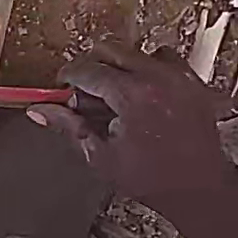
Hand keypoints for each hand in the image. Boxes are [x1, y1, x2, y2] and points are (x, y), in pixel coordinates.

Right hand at [28, 41, 234, 209]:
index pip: (87, 70)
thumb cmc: (151, 178)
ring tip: (114, 98)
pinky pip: (162, 59)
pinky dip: (146, 69)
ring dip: (118, 67)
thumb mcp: (100, 156)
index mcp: (131, 95)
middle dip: (91, 68)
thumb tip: (39, 111)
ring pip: (134, 52)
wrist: (198, 188)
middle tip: (84, 94)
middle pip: (109, 49)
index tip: (61, 87)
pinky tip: (141, 95)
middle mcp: (156, 77)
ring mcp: (178, 76)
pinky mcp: (192, 81)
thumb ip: (69, 126)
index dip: (68, 76)